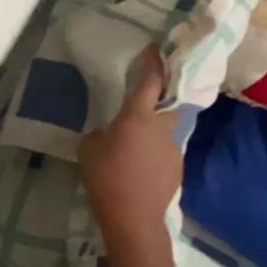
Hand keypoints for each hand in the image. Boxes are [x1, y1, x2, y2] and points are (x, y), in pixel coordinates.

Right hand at [79, 49, 183, 242]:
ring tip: (134, 144)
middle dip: (161, 96)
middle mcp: (161, 127)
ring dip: (153, 130)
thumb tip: (109, 133)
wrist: (134, 219)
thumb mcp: (88, 148)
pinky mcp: (177, 169)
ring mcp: (173, 149)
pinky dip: (153, 153)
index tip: (155, 48)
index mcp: (138, 116)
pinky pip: (164, 152)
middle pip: (167, 103)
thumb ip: (100, 133)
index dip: (152, 62)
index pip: (150, 80)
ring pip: (165, 130)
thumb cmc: (106, 176)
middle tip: (147, 96)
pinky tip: (139, 167)